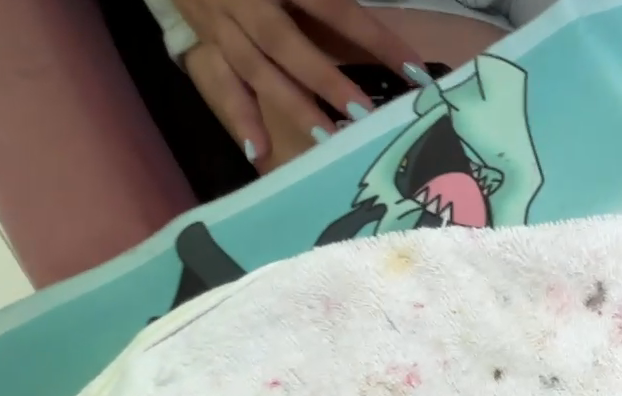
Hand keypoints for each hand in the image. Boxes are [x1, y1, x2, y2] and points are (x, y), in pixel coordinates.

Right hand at [173, 0, 420, 161]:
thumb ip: (341, 13)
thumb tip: (406, 60)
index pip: (334, 8)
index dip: (377, 40)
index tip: (417, 74)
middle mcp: (242, 1)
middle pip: (283, 43)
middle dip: (324, 80)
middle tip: (363, 116)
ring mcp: (217, 25)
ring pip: (254, 68)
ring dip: (292, 107)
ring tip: (326, 140)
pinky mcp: (204, 47)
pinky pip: (219, 84)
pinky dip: (240, 119)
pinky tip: (261, 153)